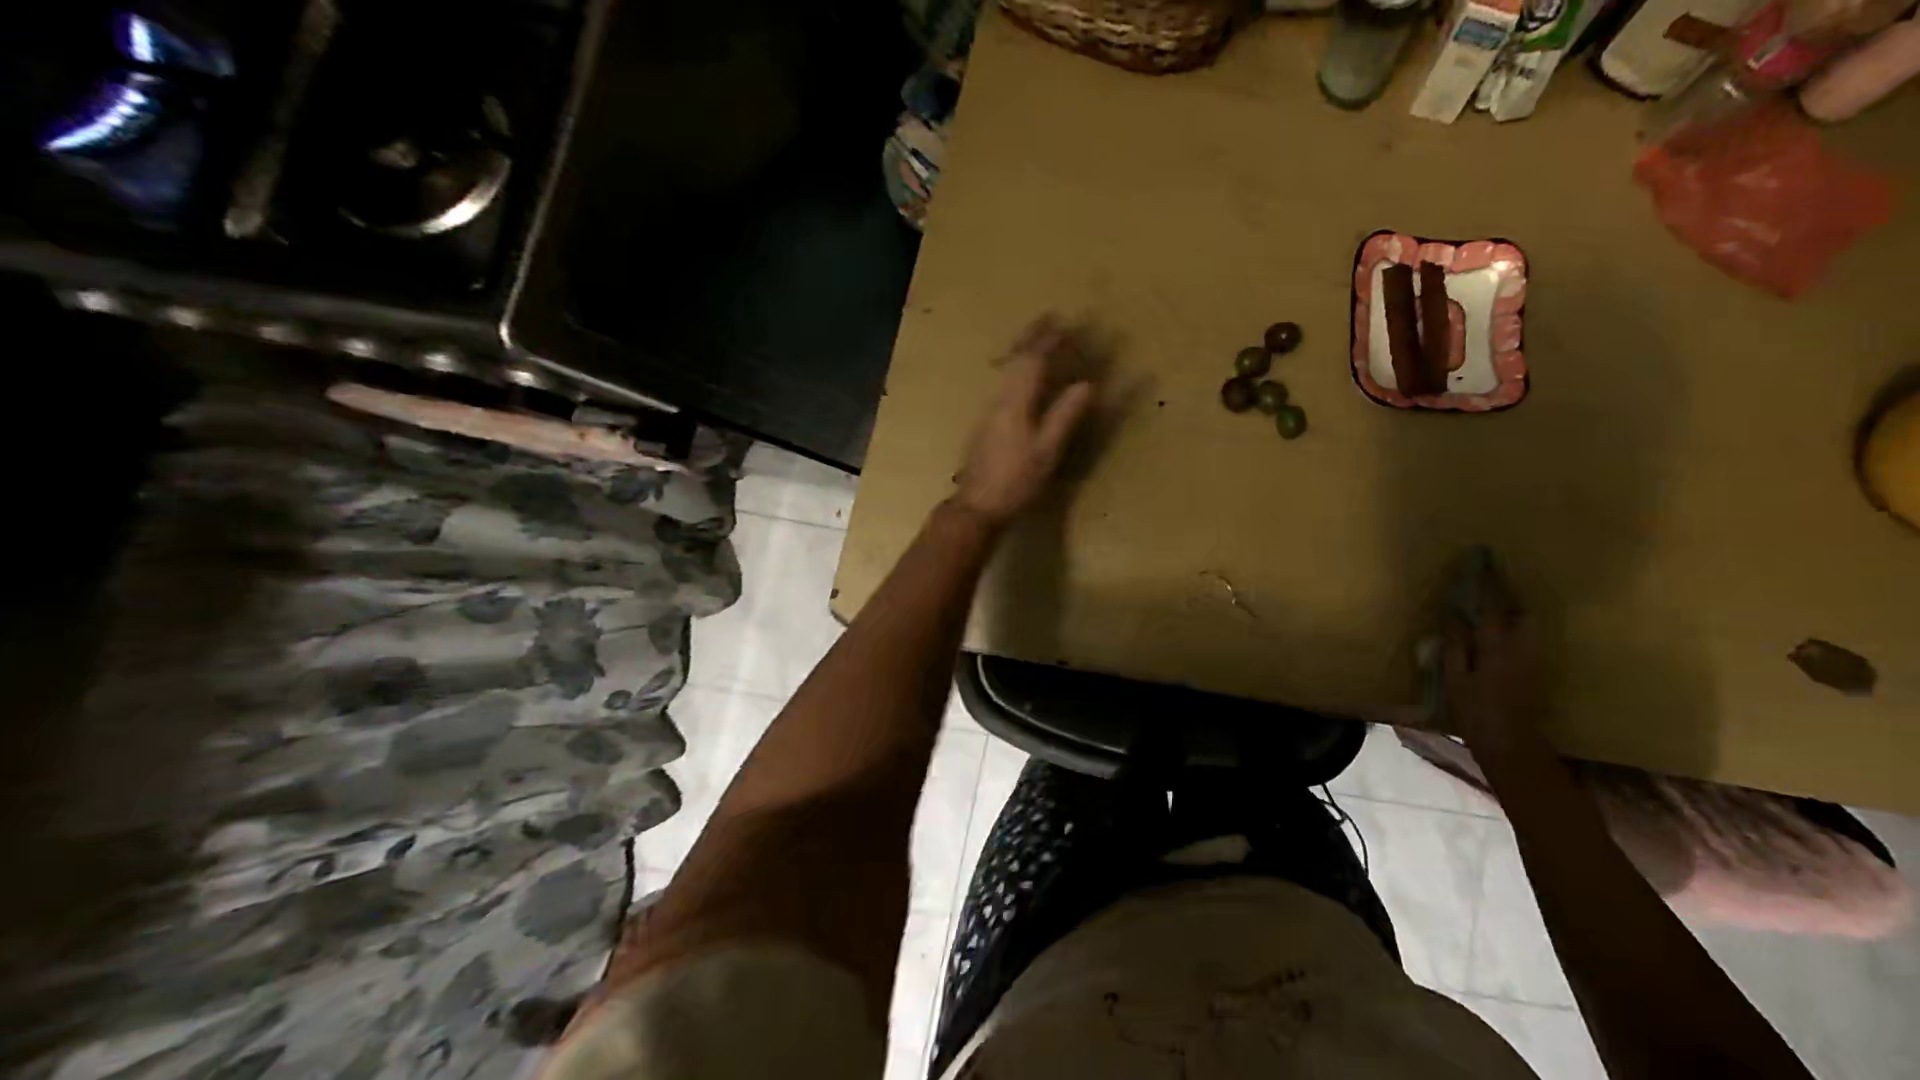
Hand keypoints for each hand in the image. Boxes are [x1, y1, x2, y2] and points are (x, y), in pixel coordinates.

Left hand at [951, 315, 1096, 525]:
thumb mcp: (1047, 451)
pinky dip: (1017, 369)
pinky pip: (1004, 384)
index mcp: (1015, 403)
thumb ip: (1064, 416)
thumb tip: (1087, 385)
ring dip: (1023, 350)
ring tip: (1039, 340)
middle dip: (1032, 337)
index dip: (1048, 340)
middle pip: (1014, 359)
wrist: (977, 505)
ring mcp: (989, 411)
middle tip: (1049, 318)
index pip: (1032, 361)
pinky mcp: (985, 424)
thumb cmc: (1016, 480)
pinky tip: (1023, 376)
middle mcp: (998, 400)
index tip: (1065, 321)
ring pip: (1006, 370)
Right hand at [1441, 564, 1543, 751]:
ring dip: (1512, 606)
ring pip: (1525, 623)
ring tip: (1496, 596)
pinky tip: (1499, 627)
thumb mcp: (1457, 679)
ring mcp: (1531, 659)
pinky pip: (1523, 636)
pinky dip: (1512, 624)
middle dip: (1508, 591)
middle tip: (1493, 575)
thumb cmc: (1477, 713)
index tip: (1481, 561)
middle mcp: (1521, 647)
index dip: (1486, 583)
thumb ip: (1456, 646)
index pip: (1492, 606)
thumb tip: (1452, 617)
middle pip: (1520, 610)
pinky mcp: (1533, 671)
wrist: (1514, 747)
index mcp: (1498, 646)